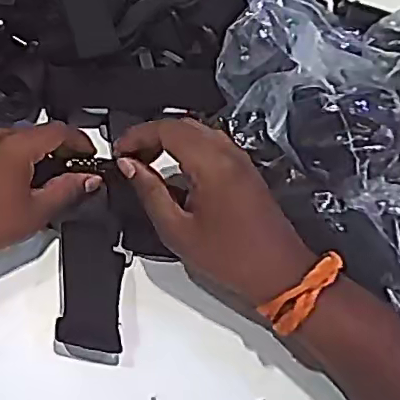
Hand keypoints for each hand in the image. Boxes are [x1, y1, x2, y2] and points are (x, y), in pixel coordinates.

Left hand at [0, 122, 101, 264]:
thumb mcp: (39, 209)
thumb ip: (69, 189)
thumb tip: (87, 179)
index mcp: (16, 145)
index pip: (59, 130)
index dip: (82, 141)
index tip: (93, 155)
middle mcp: (0, 139)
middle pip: (43, 131)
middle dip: (65, 147)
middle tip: (82, 168)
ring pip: (27, 139)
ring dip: (47, 152)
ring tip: (62, 177)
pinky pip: (12, 147)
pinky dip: (29, 157)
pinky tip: (37, 180)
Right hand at [113, 118, 316, 306]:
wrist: (281, 276)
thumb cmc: (233, 258)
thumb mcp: (176, 229)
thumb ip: (149, 191)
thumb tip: (129, 166)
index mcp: (211, 165)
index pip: (165, 129)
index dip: (136, 135)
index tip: (119, 150)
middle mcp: (228, 155)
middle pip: (180, 124)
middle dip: (149, 134)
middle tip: (128, 155)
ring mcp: (240, 161)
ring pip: (196, 131)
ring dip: (167, 139)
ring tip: (146, 161)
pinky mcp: (245, 171)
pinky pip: (210, 144)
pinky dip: (185, 147)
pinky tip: (172, 170)